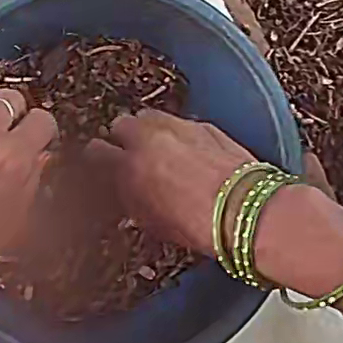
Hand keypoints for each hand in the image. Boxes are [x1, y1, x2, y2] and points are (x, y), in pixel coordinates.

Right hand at [85, 109, 259, 254]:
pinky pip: (180, 123)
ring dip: (149, 130)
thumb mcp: (150, 221)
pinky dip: (178, 133)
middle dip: (123, 138)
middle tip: (131, 155)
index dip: (96, 157)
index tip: (99, 162)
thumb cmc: (198, 226)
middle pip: (121, 124)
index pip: (95, 151)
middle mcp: (149, 139)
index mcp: (128, 166)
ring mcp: (177, 127)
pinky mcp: (204, 124)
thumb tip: (124, 187)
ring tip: (159, 149)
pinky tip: (188, 152)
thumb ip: (130, 197)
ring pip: (149, 116)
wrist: (246, 212)